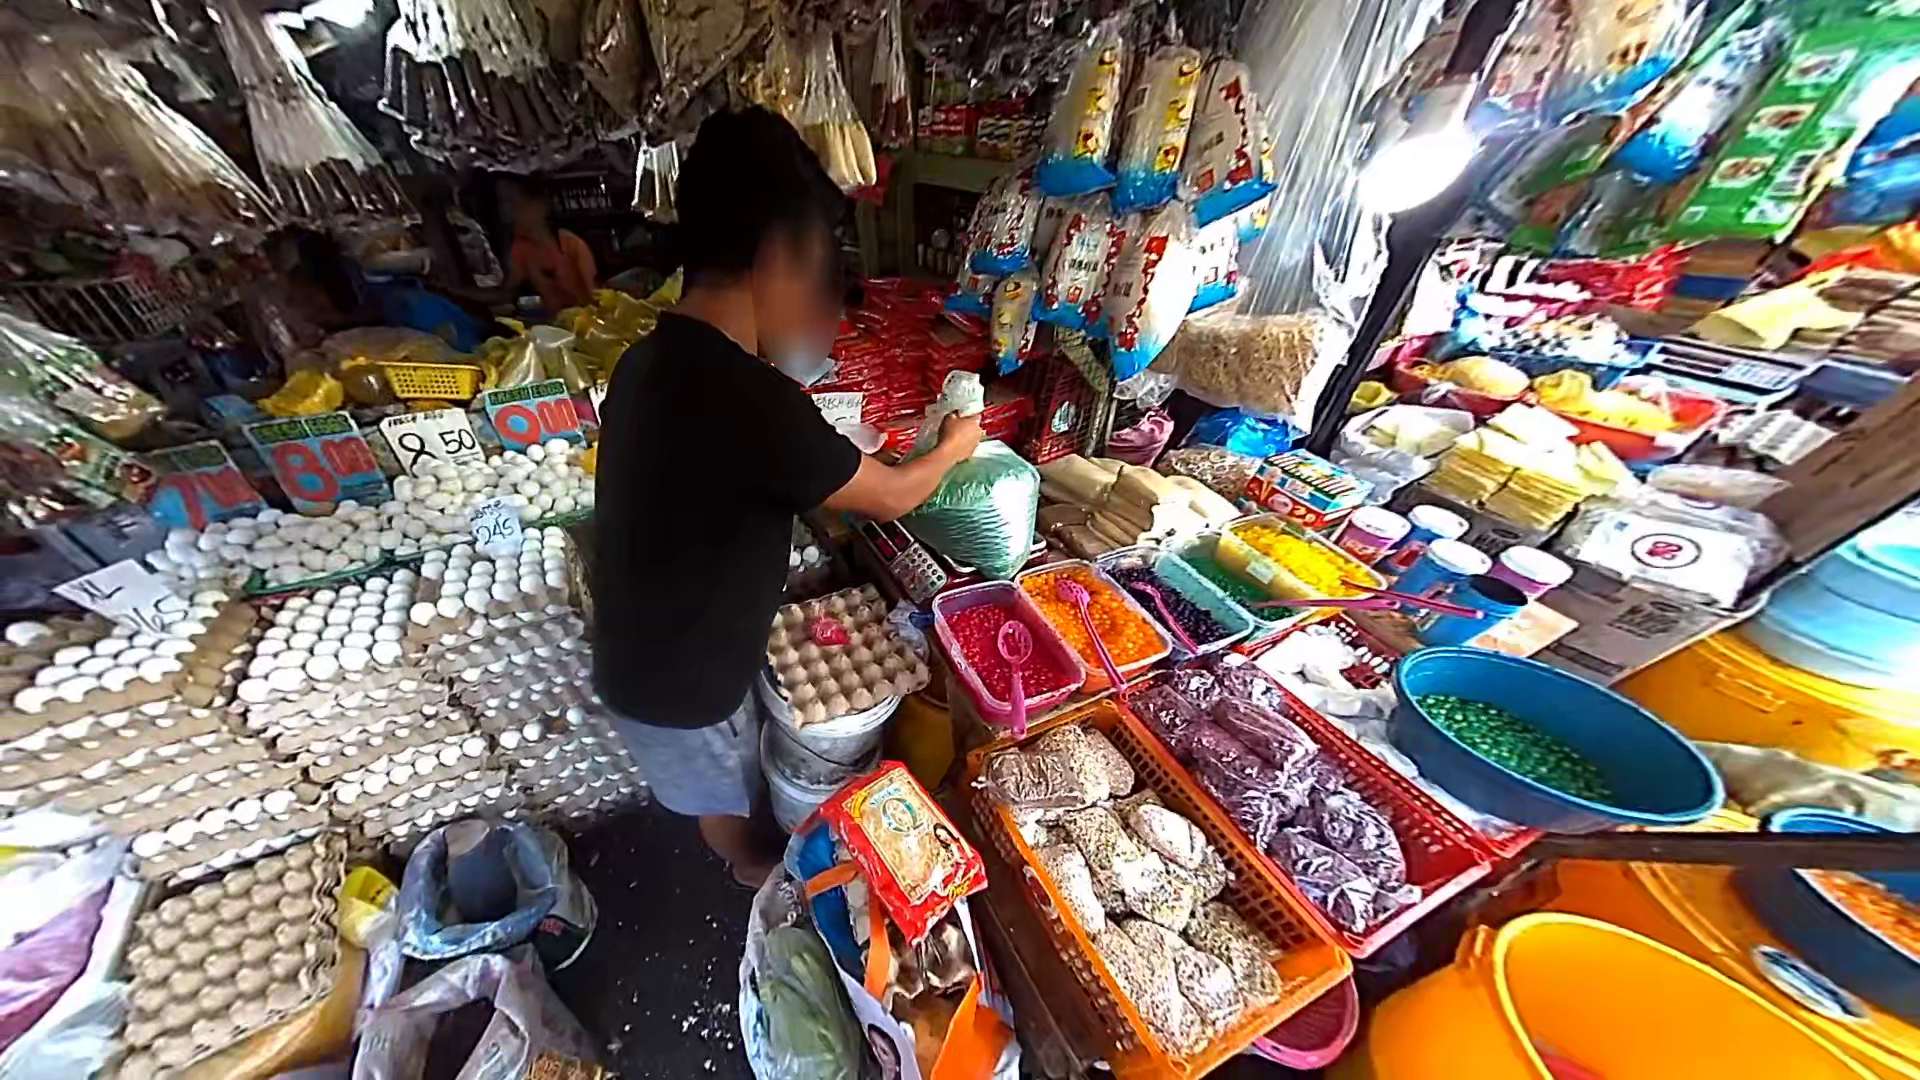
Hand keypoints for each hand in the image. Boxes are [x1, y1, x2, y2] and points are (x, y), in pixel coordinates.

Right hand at [936, 411, 982, 461]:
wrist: (947, 452)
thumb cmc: (948, 432)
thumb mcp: (948, 417)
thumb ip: (954, 414)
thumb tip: (956, 414)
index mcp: (974, 422)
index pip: (976, 415)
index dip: (969, 415)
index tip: (963, 416)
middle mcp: (978, 432)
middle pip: (975, 426)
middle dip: (968, 426)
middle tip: (958, 426)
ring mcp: (976, 443)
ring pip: (973, 437)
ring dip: (967, 436)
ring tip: (957, 437)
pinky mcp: (972, 452)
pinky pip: (969, 446)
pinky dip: (965, 445)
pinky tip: (957, 445)